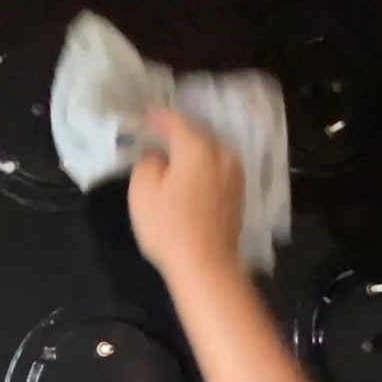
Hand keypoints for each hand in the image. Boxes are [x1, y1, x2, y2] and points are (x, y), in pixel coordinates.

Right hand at [128, 108, 244, 281]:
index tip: (142, 118)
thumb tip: (156, 154)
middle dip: (176, 132)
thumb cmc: (169, 226)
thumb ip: (147, 162)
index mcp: (197, 147)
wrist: (206, 265)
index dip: (156, 117)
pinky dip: (203, 165)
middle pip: (196, 133)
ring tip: (172, 156)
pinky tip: (189, 176)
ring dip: (192, 149)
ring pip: (210, 150)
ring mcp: (234, 173)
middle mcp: (221, 153)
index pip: (175, 120)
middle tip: (156, 136)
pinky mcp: (238, 192)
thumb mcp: (142, 191)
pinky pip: (217, 167)